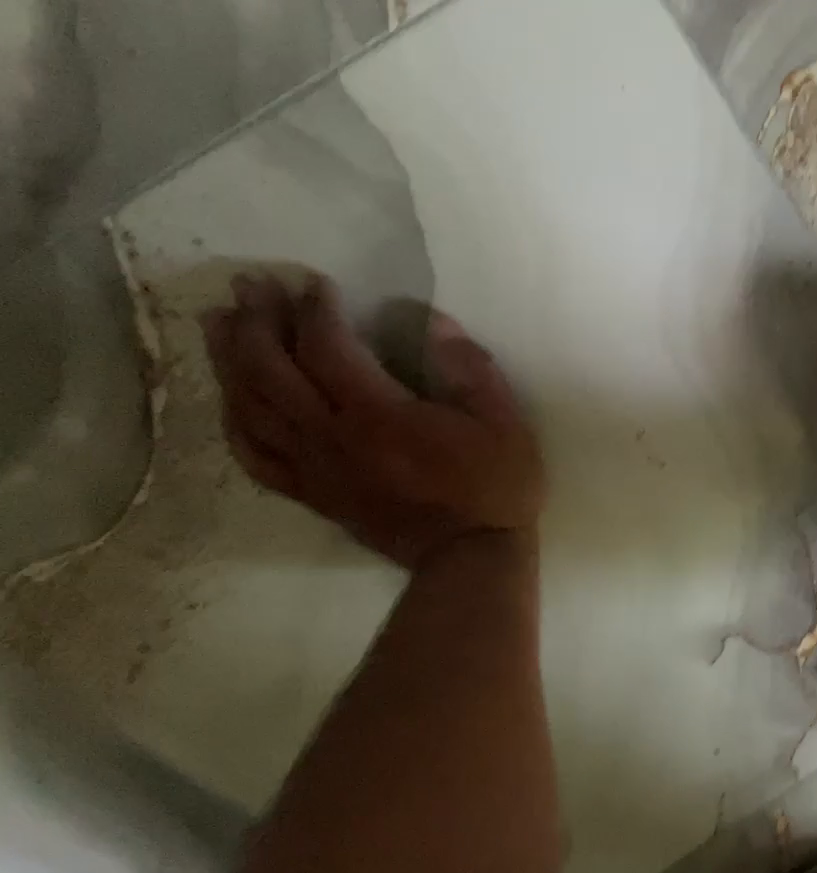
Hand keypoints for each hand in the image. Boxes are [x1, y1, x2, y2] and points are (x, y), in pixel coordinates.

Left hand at [203, 273, 544, 568]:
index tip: (316, 283)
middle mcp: (332, 436)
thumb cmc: (495, 489)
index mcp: (379, 414)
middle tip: (251, 285)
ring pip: (249, 406)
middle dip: (257, 320)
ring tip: (220, 324)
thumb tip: (437, 324)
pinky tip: (230, 400)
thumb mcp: (506, 425)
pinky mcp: (314, 493)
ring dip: (229, 359)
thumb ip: (472, 371)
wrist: (473, 557)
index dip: (315, 309)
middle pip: (271, 369)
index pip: (327, 347)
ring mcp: (315, 467)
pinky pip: (253, 454)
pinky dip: (233, 421)